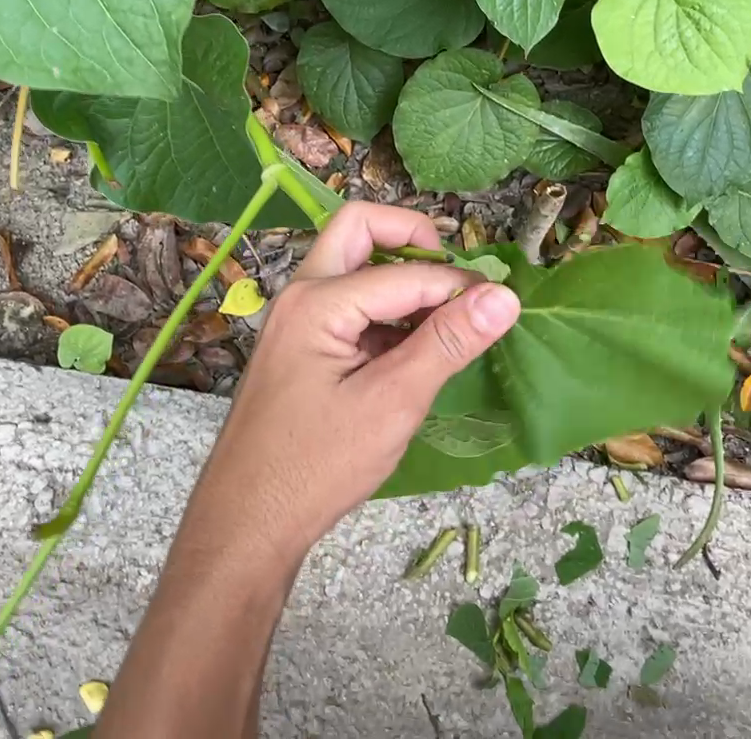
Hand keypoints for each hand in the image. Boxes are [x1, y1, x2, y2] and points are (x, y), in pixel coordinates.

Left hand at [180, 202, 521, 564]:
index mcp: (317, 301)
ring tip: (443, 318)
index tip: (500, 306)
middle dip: (413, 238)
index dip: (458, 285)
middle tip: (454, 279)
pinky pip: (347, 302)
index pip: (405, 273)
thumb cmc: (317, 466)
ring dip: (399, 274)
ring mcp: (295, 318)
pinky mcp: (300, 344)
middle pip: (359, 229)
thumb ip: (447, 343)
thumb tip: (504, 295)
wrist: (247, 521)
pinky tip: (412, 350)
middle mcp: (300, 294)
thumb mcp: (393, 402)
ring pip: (351, 263)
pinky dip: (384, 309)